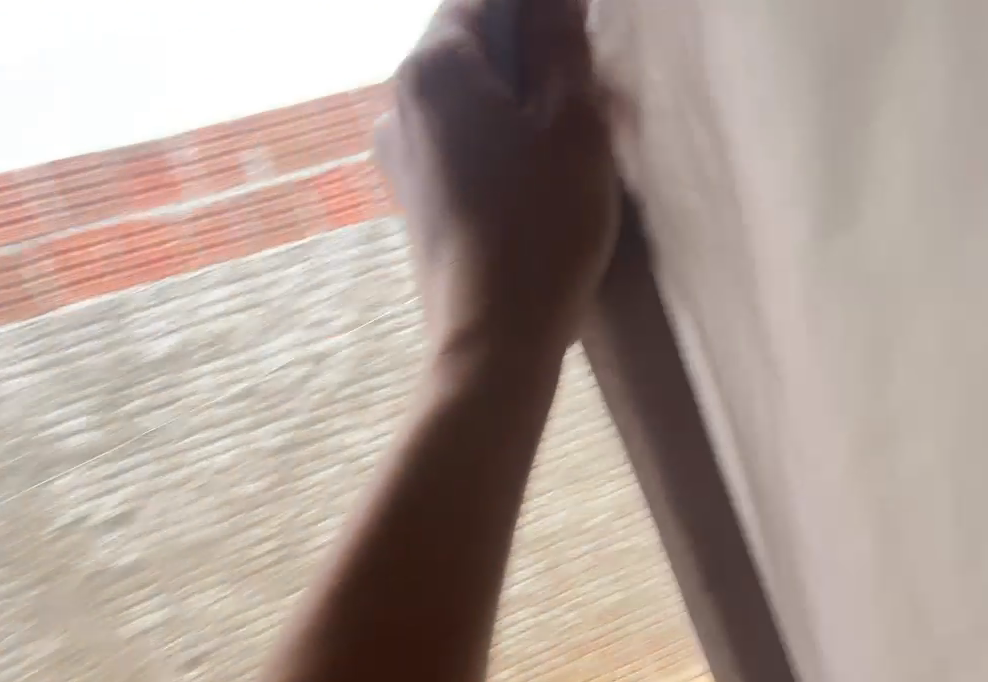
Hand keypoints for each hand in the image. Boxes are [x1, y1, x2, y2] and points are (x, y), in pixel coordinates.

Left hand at [378, 0, 618, 371]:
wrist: (494, 342)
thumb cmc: (543, 230)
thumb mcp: (574, 127)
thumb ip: (561, 46)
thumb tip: (553, 1)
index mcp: (434, 68)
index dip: (540, 9)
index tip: (582, 28)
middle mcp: (400, 106)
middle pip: (472, 52)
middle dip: (531, 61)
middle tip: (587, 96)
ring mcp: (402, 163)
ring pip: (468, 108)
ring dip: (518, 110)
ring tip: (566, 149)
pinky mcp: (416, 209)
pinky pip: (461, 154)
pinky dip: (498, 152)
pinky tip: (534, 187)